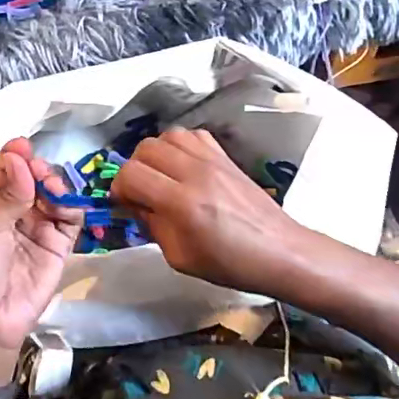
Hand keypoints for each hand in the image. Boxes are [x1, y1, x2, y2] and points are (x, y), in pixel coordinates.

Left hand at [0, 138, 81, 387]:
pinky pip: (71, 218)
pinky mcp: (58, 246)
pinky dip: (72, 206)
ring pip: (54, 194)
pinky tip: (65, 205)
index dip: (15, 156)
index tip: (25, 146)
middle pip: (33, 178)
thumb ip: (5, 194)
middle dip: (39, 170)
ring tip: (53, 191)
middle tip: (40, 174)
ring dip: (56, 186)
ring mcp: (38, 228)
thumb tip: (20, 155)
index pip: (4, 170)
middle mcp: (14, 212)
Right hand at [110, 127, 310, 296]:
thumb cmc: (229, 263)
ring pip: (168, 135)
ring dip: (156, 153)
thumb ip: (153, 226)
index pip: (131, 174)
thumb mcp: (180, 257)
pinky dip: (180, 146)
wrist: (279, 251)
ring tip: (161, 175)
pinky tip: (183, 166)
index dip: (119, 188)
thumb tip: (137, 206)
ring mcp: (212, 160)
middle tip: (141, 191)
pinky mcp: (225, 156)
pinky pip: (193, 135)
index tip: (125, 203)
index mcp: (181, 203)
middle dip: (134, 168)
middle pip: (145, 149)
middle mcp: (195, 173)